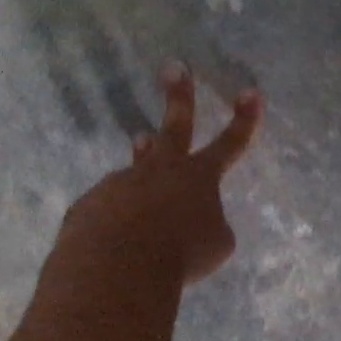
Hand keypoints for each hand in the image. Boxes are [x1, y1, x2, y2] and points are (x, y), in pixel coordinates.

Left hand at [64, 62, 263, 285]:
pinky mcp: (88, 207)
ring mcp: (120, 185)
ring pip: (136, 172)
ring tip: (141, 141)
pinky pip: (107, 210)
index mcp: (200, 177)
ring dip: (143, 162)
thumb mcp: (216, 244)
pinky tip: (115, 243)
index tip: (252, 91)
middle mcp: (161, 171)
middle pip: (175, 127)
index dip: (245, 118)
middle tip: (174, 68)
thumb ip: (210, 224)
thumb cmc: (180, 255)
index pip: (232, 142)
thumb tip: (192, 222)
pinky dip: (115, 222)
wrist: (114, 273)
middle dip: (180, 97)